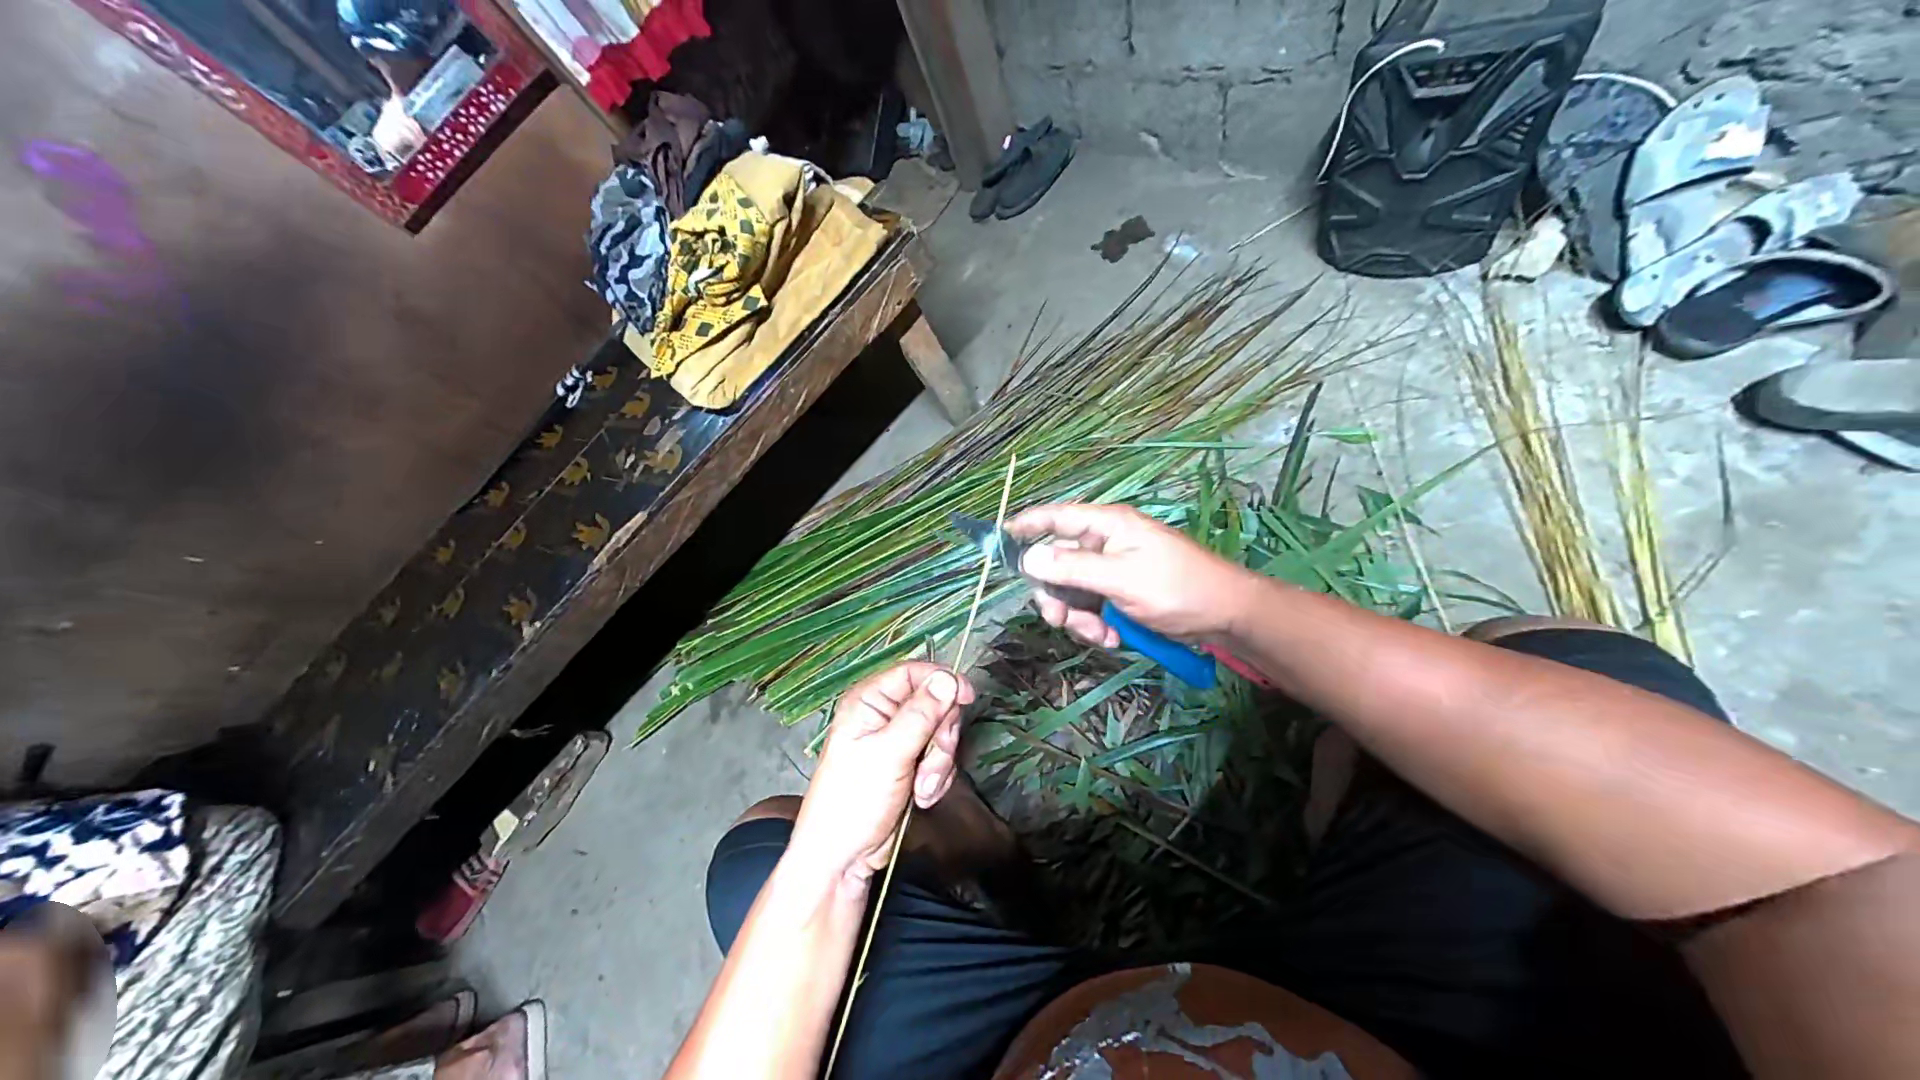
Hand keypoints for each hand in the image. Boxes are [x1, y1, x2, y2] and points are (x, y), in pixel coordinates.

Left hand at [787, 662, 974, 894]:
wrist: (843, 857)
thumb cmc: (854, 801)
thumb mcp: (889, 754)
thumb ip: (921, 714)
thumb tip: (948, 678)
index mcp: (869, 700)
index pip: (914, 673)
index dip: (942, 681)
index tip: (967, 698)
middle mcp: (883, 714)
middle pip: (935, 703)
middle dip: (940, 737)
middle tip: (930, 762)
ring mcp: (897, 740)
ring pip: (940, 733)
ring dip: (939, 763)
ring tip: (922, 788)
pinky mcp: (909, 763)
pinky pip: (939, 757)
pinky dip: (937, 777)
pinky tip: (922, 796)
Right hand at [1007, 503, 1255, 647]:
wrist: (1225, 616)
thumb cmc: (1176, 587)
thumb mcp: (1120, 578)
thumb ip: (1072, 568)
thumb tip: (1027, 558)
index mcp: (1107, 526)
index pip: (1057, 517)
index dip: (1027, 525)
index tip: (1000, 539)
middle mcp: (1105, 543)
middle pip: (1057, 563)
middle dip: (1056, 594)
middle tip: (1060, 618)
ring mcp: (1113, 570)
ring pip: (1072, 591)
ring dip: (1077, 616)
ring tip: (1098, 634)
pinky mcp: (1121, 594)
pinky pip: (1091, 607)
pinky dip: (1094, 625)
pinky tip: (1111, 638)